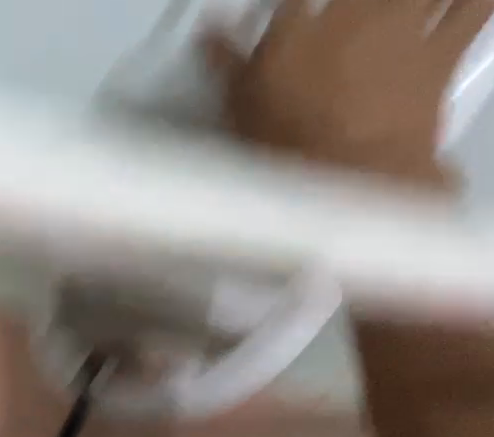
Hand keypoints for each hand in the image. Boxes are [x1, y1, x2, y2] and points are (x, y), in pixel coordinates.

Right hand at [204, 0, 490, 185]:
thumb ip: (226, 64)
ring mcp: (406, 27)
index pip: (289, 0)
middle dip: (345, 2)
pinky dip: (470, 3)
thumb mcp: (235, 111)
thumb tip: (209, 30)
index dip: (286, 6)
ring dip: (406, 1)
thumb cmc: (279, 151)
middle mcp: (353, 15)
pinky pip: (474, 7)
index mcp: (293, 33)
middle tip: (340, 13)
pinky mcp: (447, 48)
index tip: (283, 12)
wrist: (350, 178)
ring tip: (392, 10)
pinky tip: (460, 5)